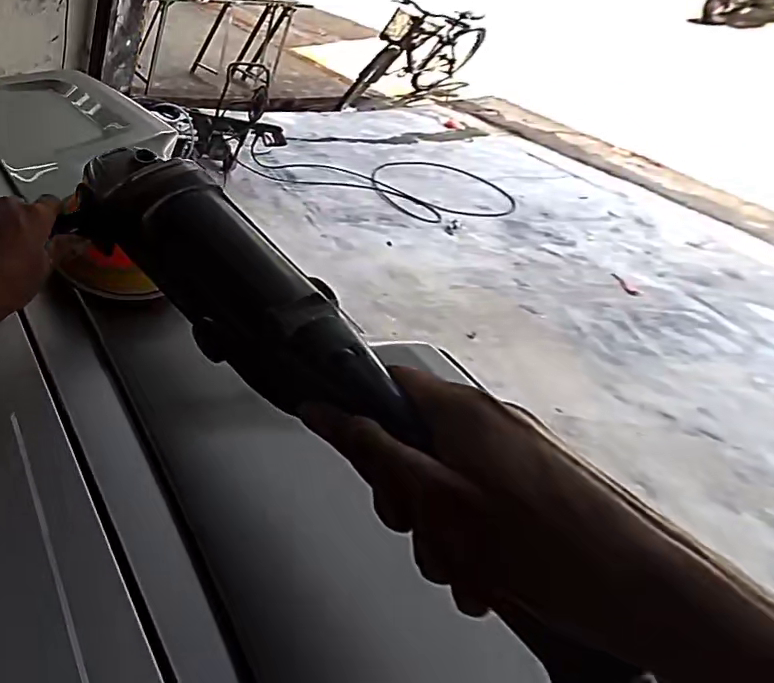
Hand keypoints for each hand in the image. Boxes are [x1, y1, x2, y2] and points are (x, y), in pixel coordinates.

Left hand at [0, 197, 61, 320]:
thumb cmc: (0, 287)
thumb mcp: (41, 271)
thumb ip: (58, 249)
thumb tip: (71, 242)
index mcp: (32, 216)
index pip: (50, 204)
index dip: (52, 214)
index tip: (51, 222)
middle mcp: (5, 207)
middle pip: (18, 208)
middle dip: (19, 224)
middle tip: (18, 249)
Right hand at [303, 368, 773, 680]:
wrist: (673, 610)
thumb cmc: (557, 552)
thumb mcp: (433, 495)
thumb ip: (366, 446)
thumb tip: (317, 410)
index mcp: (460, 407)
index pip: (381, 379)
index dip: (356, 412)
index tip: (355, 452)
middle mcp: (494, 418)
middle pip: (411, 433)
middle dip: (401, 485)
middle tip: (412, 522)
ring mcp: (528, 449)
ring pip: (447, 470)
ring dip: (439, 518)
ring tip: (457, 561)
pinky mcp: (553, 481)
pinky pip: (487, 490)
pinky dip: (476, 526)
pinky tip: (486, 567)